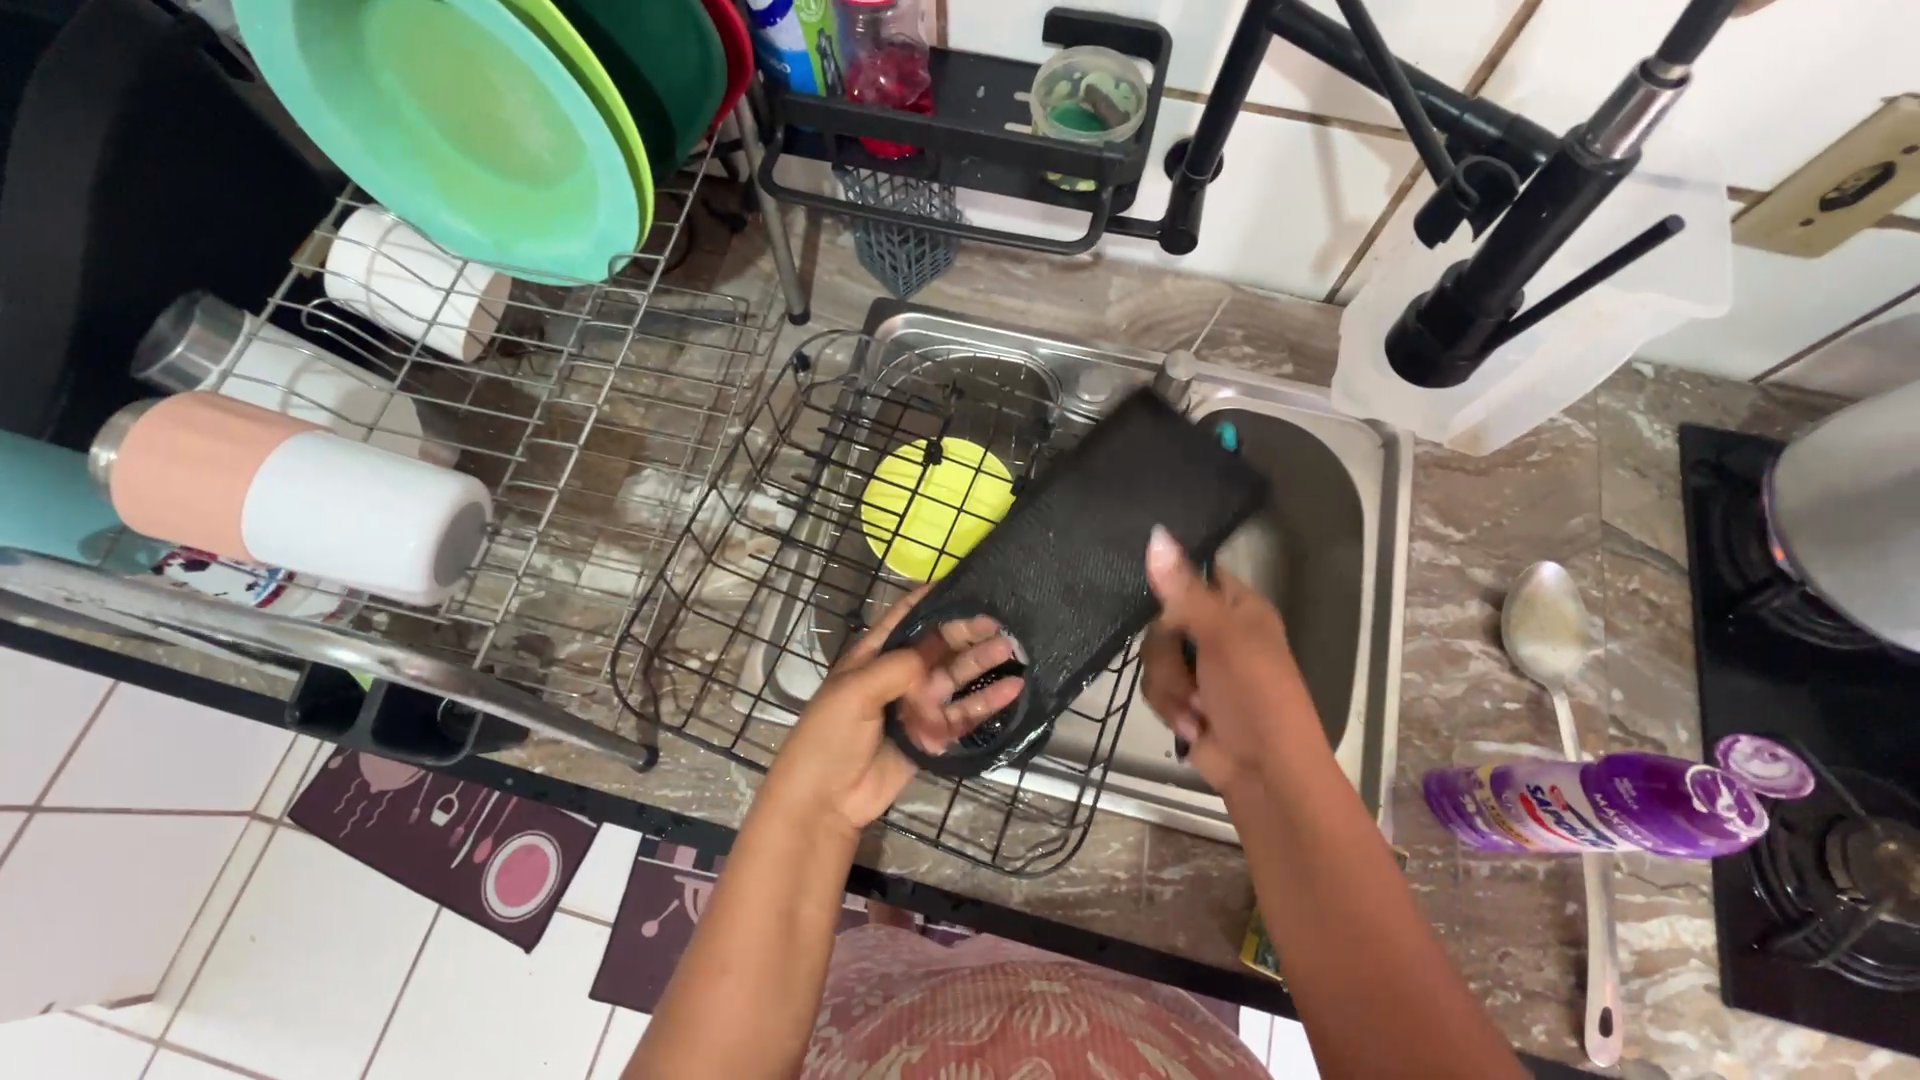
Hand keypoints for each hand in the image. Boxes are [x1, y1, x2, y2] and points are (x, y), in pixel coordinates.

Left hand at [762, 588, 1024, 832]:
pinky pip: (964, 713)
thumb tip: (934, 660)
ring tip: (1013, 649)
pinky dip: (987, 701)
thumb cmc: (829, 736)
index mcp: (874, 655)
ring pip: (956, 676)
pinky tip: (1012, 689)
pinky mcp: (932, 734)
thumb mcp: (856, 691)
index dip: (932, 598)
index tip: (965, 584)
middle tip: (1001, 622)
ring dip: (982, 662)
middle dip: (967, 632)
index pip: (906, 616)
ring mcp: (917, 704)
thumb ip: (898, 667)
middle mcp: (899, 674)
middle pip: (939, 645)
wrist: (825, 799)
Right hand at [1140, 526, 1318, 794]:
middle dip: (1168, 652)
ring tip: (1196, 707)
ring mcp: (1199, 667)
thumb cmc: (1257, 696)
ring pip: (1153, 656)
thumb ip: (1184, 590)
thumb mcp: (1222, 638)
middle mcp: (1216, 632)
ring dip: (1170, 686)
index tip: (1150, 588)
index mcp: (1238, 608)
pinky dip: (1170, 707)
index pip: (1196, 572)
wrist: (1264, 772)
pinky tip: (1193, 724)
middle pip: (1162, 618)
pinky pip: (1153, 686)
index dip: (1172, 576)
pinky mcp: (1183, 699)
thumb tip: (1156, 535)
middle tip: (1186, 666)